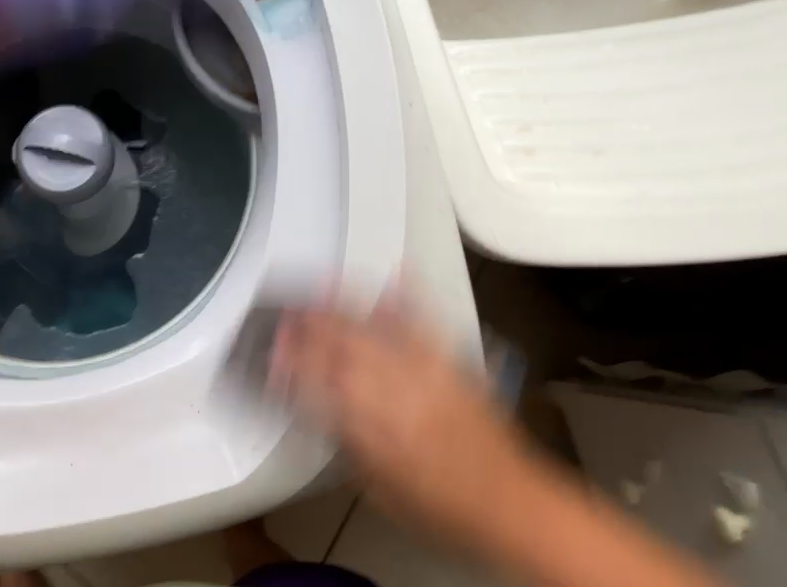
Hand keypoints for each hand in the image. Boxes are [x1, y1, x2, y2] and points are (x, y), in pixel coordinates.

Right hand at [273, 304, 541, 547]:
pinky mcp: (452, 367)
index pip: (319, 388)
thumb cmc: (447, 511)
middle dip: (308, 328)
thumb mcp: (380, 491)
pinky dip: (412, 299)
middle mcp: (397, 399)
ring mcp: (426, 378)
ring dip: (342, 307)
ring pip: (375, 334)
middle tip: (285, 314)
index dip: (291, 366)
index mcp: (373, 433)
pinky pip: (428, 327)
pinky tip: (397, 274)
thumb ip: (350, 446)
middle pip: (342, 351)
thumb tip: (327, 415)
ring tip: (317, 287)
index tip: (272, 353)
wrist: (514, 508)